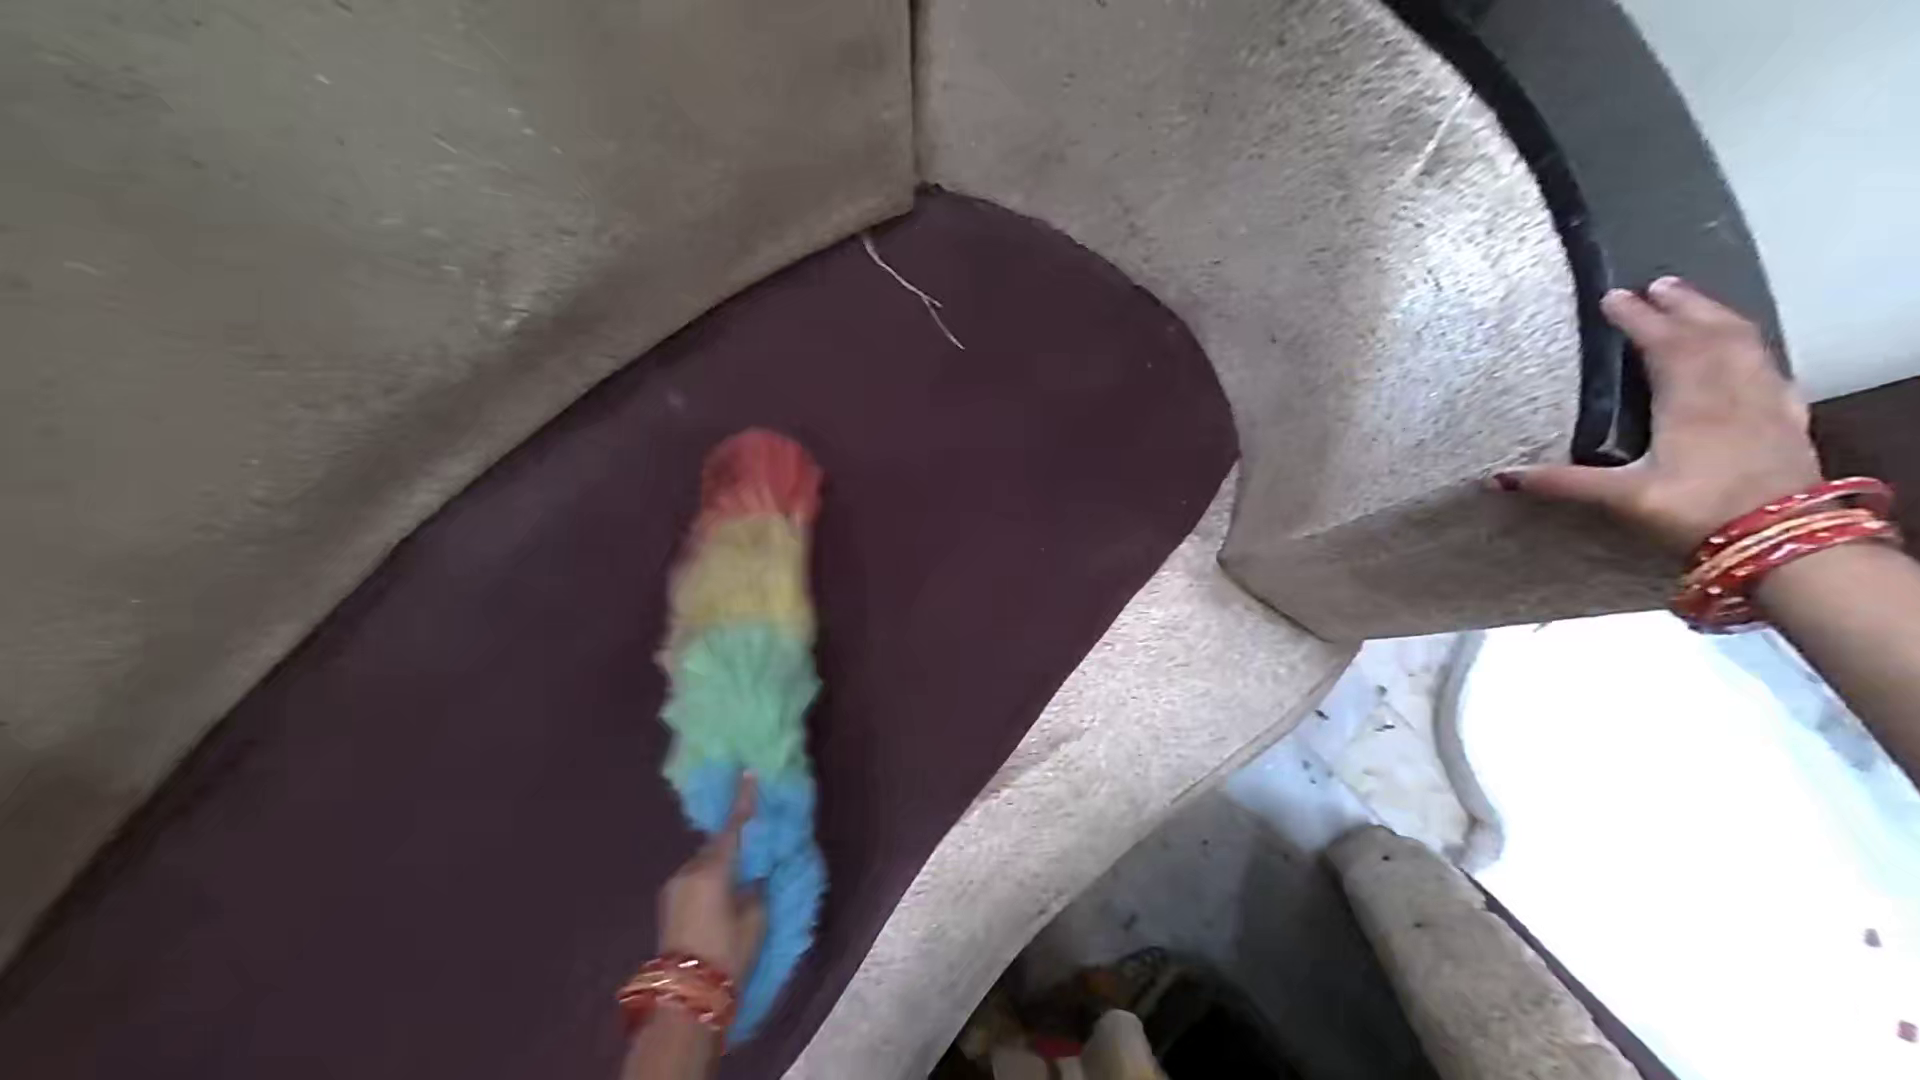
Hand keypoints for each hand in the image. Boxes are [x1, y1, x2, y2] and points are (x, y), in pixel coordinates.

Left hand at [657, 776, 765, 985]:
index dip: (744, 799)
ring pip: (705, 861)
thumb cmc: (727, 953)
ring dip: (721, 862)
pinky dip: (710, 876)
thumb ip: (756, 886)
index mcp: (713, 869)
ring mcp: (673, 886)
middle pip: (717, 844)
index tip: (749, 772)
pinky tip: (721, 893)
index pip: (733, 827)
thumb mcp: (755, 918)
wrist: (682, 998)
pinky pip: (695, 877)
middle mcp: (689, 870)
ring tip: (739, 875)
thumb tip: (756, 871)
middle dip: (735, 840)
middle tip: (755, 841)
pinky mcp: (667, 902)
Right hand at [1499, 276, 1822, 553]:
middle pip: (1713, 334)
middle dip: (1683, 305)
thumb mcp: (1621, 499)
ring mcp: (1766, 403)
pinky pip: (1767, 367)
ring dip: (1717, 316)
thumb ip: (1562, 482)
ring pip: (1746, 343)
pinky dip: (1749, 347)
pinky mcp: (1785, 418)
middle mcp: (1733, 393)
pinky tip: (1742, 350)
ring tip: (1692, 300)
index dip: (1639, 320)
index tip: (1613, 297)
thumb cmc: (1696, 513)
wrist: (1783, 541)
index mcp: (1692, 405)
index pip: (1666, 347)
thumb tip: (1498, 477)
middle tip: (1655, 284)